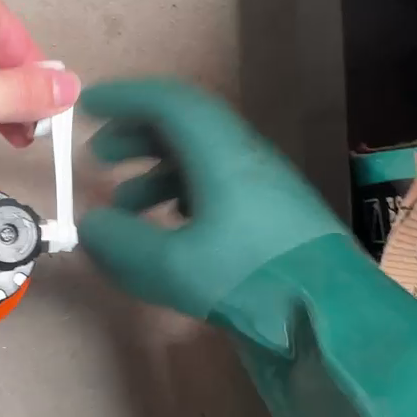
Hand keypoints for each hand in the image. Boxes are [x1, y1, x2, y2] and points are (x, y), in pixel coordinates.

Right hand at [77, 79, 347, 319]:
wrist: (329, 317)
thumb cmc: (247, 280)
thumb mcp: (169, 265)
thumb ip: (119, 242)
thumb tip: (90, 223)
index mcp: (221, 155)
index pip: (169, 104)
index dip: (124, 99)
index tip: (87, 107)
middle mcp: (244, 160)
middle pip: (184, 128)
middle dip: (135, 136)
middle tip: (99, 158)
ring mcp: (262, 189)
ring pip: (199, 160)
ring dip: (154, 172)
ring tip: (123, 203)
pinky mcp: (270, 219)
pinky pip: (215, 187)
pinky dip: (179, 194)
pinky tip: (167, 225)